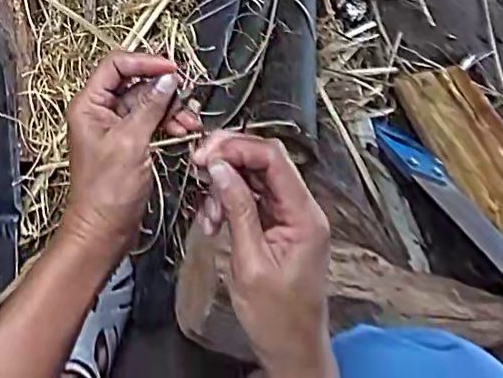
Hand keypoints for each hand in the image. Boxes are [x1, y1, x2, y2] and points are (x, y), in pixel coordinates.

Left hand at [63, 53, 200, 254]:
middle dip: (163, 86)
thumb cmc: (106, 192)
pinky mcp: (129, 139)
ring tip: (189, 117)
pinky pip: (152, 118)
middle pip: (135, 80)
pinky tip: (184, 128)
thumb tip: (169, 78)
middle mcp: (99, 110)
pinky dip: (169, 120)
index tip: (171, 68)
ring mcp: (115, 124)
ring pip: (147, 99)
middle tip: (186, 91)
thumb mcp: (131, 142)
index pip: (116, 64)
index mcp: (88, 104)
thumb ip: (151, 106)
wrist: (102, 234)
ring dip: (171, 105)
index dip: (145, 61)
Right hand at [192, 132, 335, 377]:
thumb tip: (219, 167)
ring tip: (209, 217)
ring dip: (225, 186)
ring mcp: (290, 213)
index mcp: (304, 213)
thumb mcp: (251, 265)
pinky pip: (252, 196)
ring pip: (255, 176)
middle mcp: (301, 206)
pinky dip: (230, 201)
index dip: (239, 147)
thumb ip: (238, 210)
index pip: (274, 158)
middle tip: (198, 166)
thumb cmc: (277, 319)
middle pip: (264, 160)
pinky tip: (214, 221)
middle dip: (229, 160)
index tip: (207, 153)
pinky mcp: (277, 223)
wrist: (293, 354)